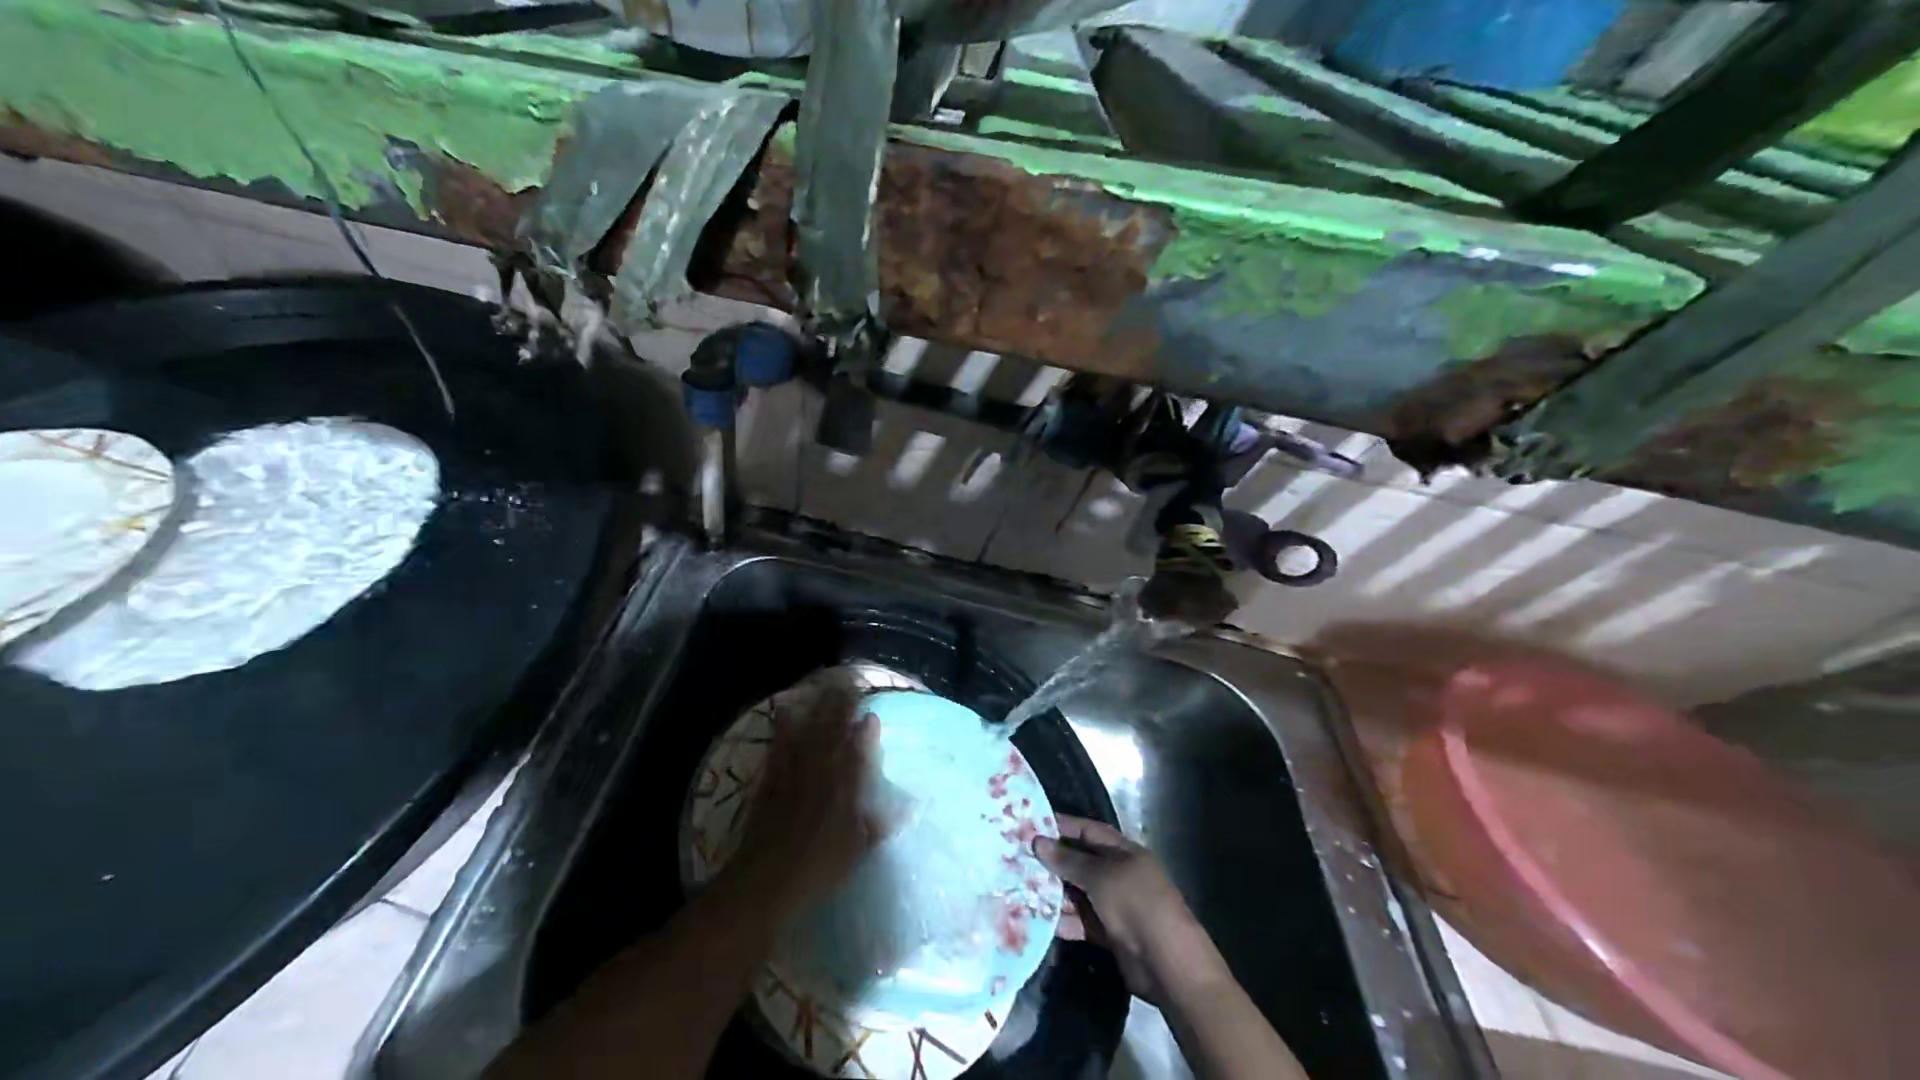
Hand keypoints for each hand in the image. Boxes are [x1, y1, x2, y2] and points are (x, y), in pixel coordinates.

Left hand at [723, 685, 882, 915]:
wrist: (767, 882)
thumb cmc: (820, 870)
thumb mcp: (858, 849)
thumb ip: (880, 823)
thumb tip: (911, 804)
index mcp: (846, 790)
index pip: (859, 753)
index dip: (866, 733)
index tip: (871, 714)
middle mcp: (821, 775)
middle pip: (832, 734)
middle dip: (841, 709)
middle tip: (848, 684)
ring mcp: (792, 775)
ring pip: (807, 734)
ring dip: (815, 710)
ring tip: (822, 689)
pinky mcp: (770, 782)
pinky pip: (779, 748)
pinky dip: (783, 729)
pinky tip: (785, 713)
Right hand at [1033, 816, 1229, 1004]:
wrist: (1167, 962)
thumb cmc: (1136, 904)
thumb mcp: (1101, 876)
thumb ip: (1069, 860)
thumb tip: (1038, 841)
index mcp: (1124, 852)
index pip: (1088, 831)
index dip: (1062, 826)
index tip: (1032, 824)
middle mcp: (1118, 874)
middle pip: (1080, 862)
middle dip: (1052, 862)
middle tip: (1017, 859)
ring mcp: (1114, 905)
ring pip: (1077, 893)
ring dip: (1053, 893)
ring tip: (1019, 889)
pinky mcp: (1108, 933)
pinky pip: (1080, 921)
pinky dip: (1062, 921)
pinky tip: (1037, 920)